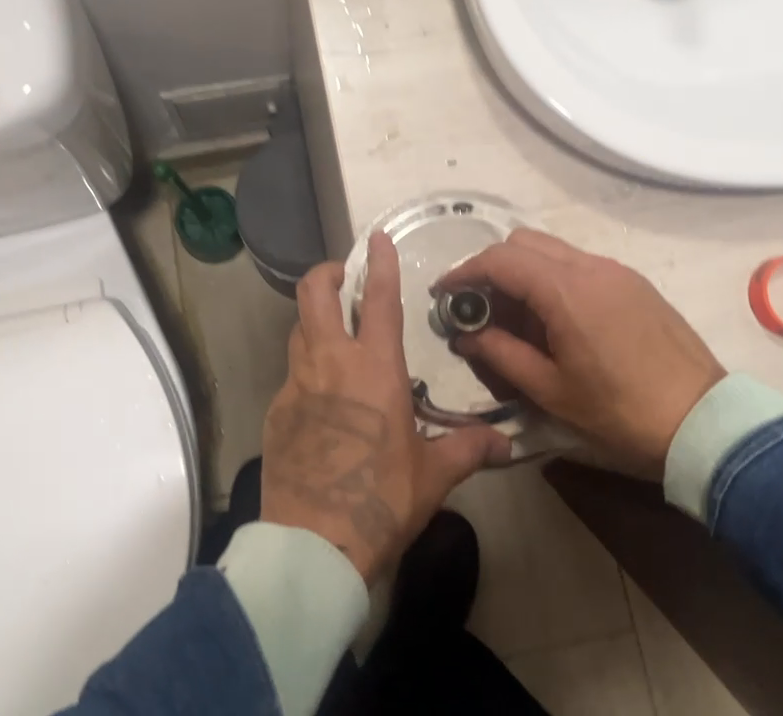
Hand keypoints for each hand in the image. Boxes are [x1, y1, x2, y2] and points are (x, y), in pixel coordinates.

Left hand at [261, 232, 510, 582]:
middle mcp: (329, 364)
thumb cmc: (380, 500)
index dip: (378, 265)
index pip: (377, 300)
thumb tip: (507, 444)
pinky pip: (291, 376)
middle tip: (341, 276)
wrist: (313, 544)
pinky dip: (306, 370)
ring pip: (298, 332)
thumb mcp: (433, 476)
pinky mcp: (276, 413)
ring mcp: (295, 386)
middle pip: (313, 296)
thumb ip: (468, 450)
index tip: (377, 239)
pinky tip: (322, 398)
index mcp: (374, 369)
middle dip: (325, 274)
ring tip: (334, 334)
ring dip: (314, 320)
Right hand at [437, 229, 725, 470]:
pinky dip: (554, 279)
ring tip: (515, 318)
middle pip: (524, 242)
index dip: (465, 272)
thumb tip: (467, 335)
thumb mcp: (550, 390)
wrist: (701, 420)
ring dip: (524, 273)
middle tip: (478, 307)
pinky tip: (554, 320)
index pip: (500, 260)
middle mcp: (590, 267)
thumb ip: (501, 354)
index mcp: (566, 291)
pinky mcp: (635, 283)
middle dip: (493, 267)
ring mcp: (617, 271)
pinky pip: (580, 265)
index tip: (444, 294)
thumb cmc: (619, 411)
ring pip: (553, 251)